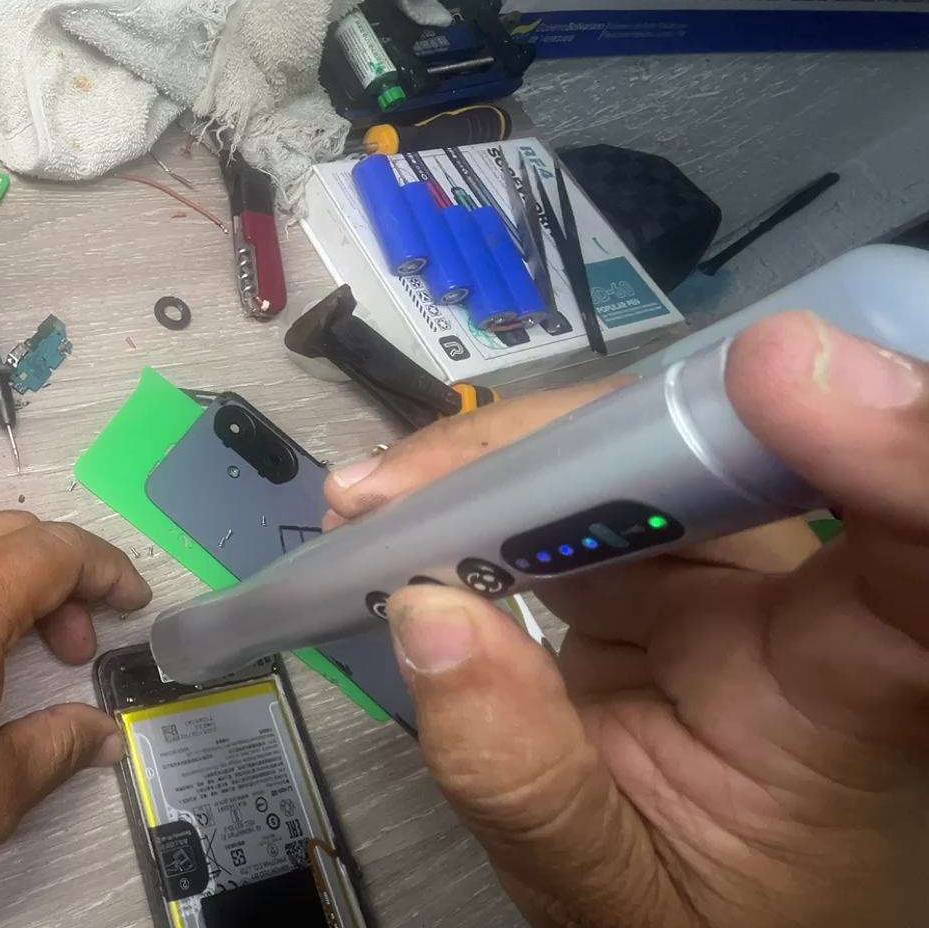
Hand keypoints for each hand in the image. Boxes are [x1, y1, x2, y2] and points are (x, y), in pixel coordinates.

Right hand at [323, 312, 928, 927]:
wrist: (663, 904)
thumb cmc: (673, 914)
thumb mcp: (595, 887)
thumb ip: (518, 773)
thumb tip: (425, 611)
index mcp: (823, 707)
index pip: (914, 577)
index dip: (887, 456)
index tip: (789, 368)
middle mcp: (778, 608)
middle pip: (699, 465)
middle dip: (547, 448)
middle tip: (396, 487)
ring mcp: (696, 571)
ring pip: (610, 455)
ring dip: (477, 460)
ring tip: (369, 498)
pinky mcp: (624, 559)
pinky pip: (549, 487)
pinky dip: (459, 484)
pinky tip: (395, 503)